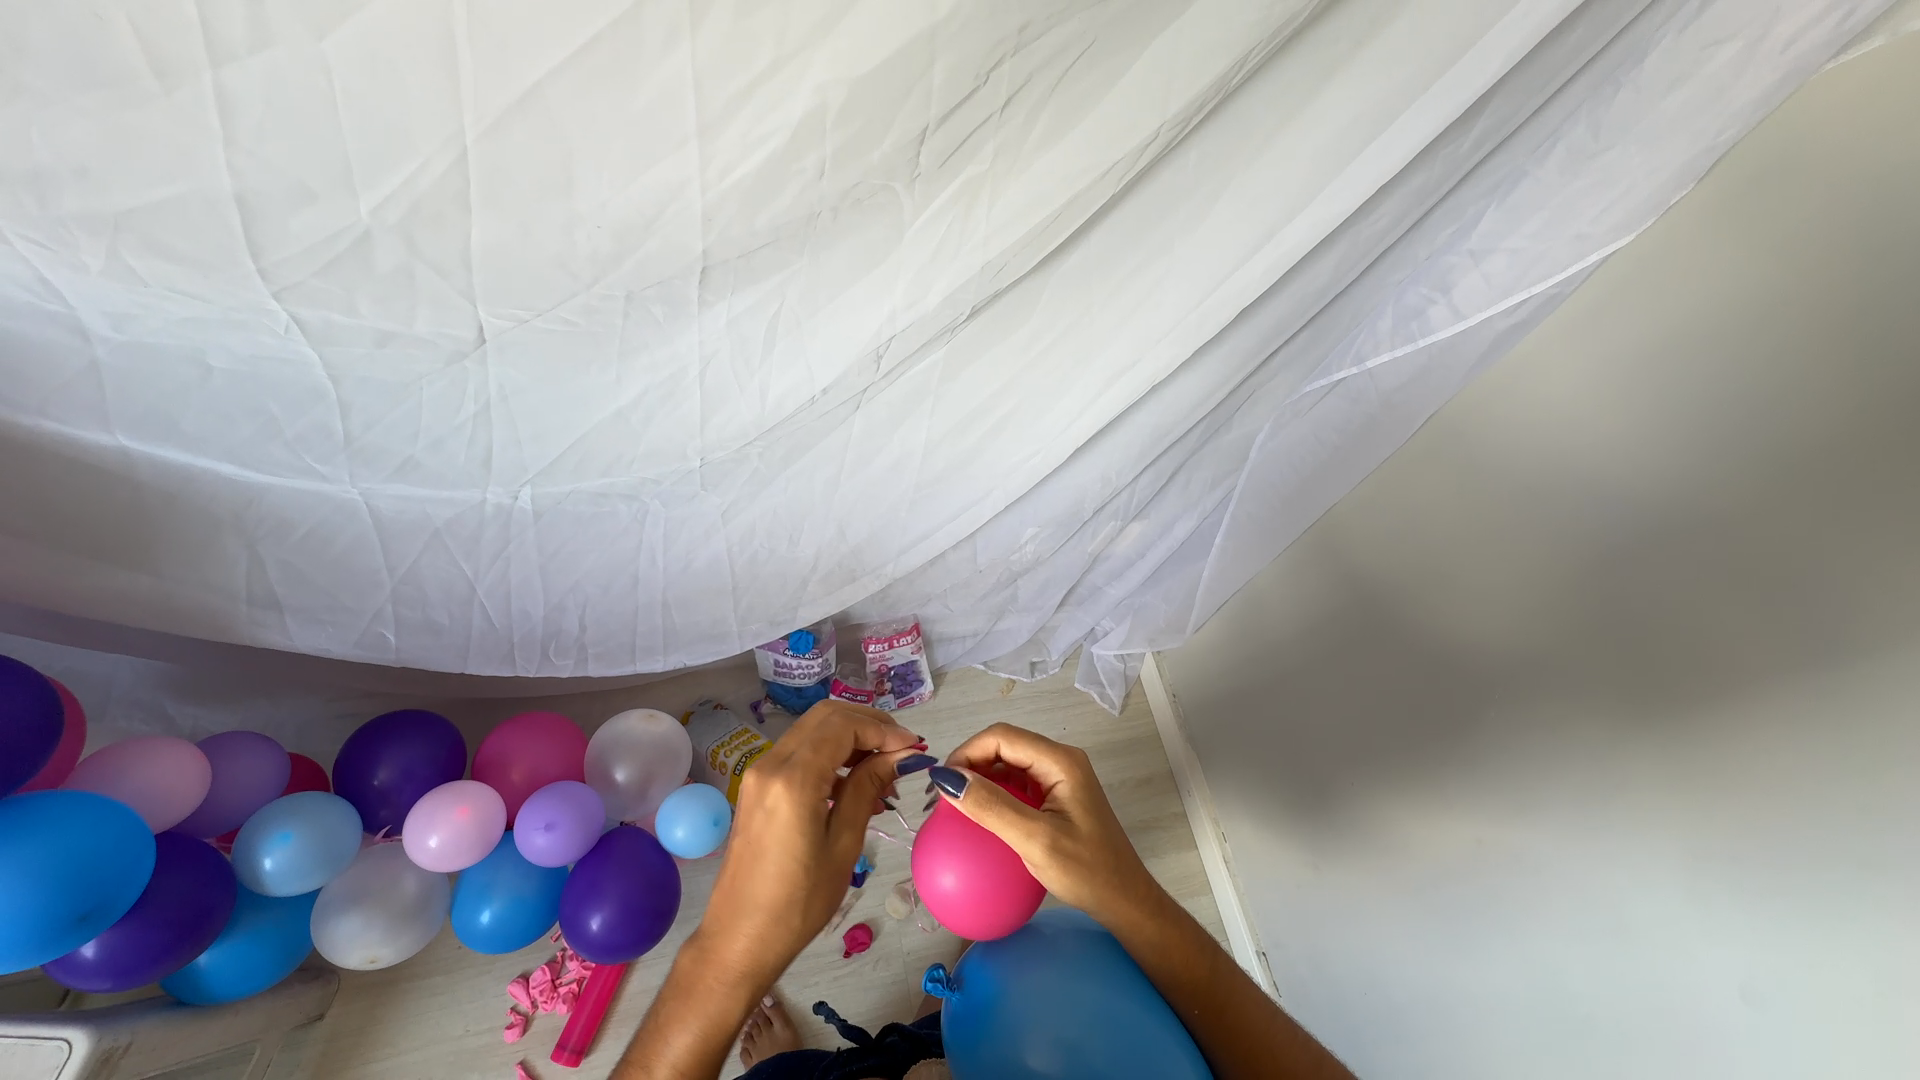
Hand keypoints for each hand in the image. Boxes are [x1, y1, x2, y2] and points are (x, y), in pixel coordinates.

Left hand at [694, 700, 923, 979]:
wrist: (739, 940)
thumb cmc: (798, 903)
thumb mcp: (843, 845)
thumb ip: (867, 788)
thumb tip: (900, 755)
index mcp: (794, 779)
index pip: (844, 726)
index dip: (884, 730)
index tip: (914, 749)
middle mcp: (771, 764)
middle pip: (826, 716)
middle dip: (868, 725)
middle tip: (901, 751)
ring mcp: (759, 773)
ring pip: (812, 730)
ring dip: (850, 738)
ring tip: (884, 773)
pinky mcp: (757, 787)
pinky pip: (799, 752)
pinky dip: (830, 754)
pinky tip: (854, 786)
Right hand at [933, 722, 1162, 927]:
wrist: (1125, 901)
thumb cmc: (1086, 871)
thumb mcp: (1034, 840)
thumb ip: (991, 807)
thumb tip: (947, 779)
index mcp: (1060, 761)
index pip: (1001, 736)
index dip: (966, 752)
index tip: (941, 784)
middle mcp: (1060, 760)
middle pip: (1003, 745)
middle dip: (969, 764)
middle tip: (942, 797)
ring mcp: (1059, 778)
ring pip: (1008, 764)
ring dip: (979, 779)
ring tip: (954, 806)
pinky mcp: (1056, 797)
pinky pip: (1017, 784)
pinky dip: (994, 795)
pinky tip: (979, 818)